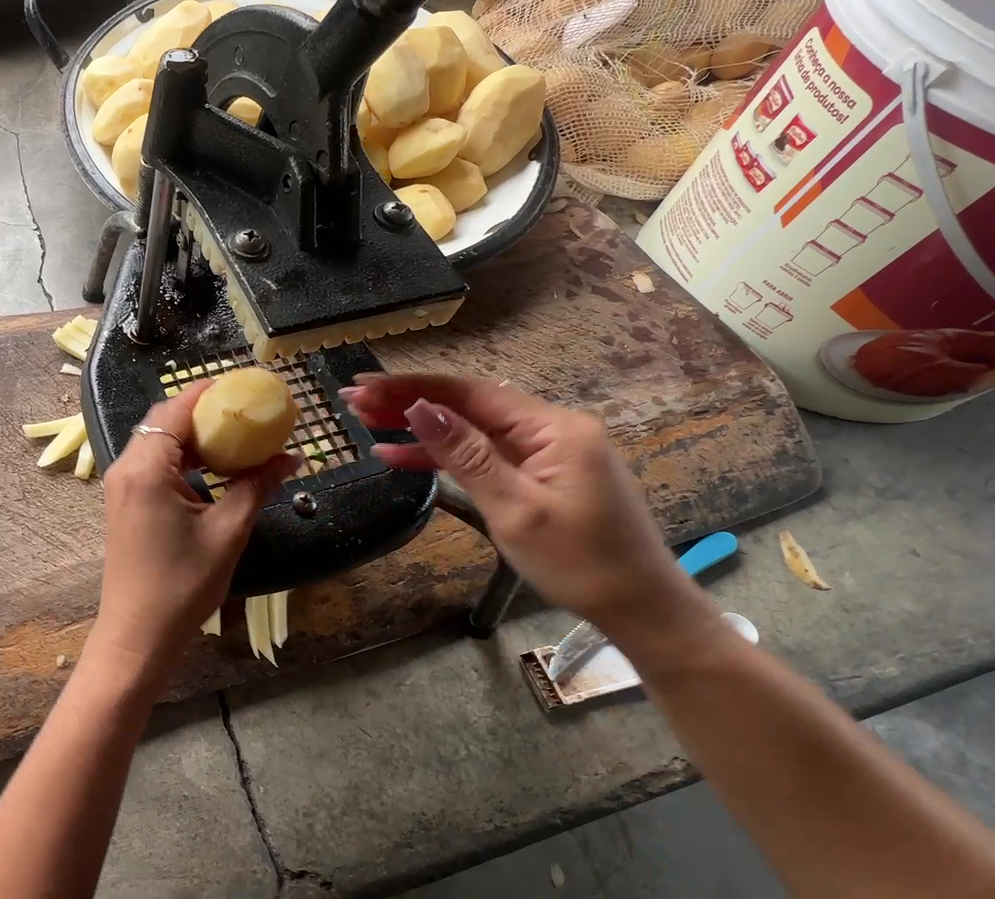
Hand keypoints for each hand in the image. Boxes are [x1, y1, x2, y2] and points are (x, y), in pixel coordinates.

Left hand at [93, 381, 299, 674]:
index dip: (207, 392)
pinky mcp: (125, 502)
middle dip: (203, 412)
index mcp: (146, 468)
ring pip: (157, 442)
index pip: (174, 410)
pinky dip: (182, 458)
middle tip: (245, 411)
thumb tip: (292, 457)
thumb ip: (256, 486)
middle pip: (163, 421)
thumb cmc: (183, 584)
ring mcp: (121, 486)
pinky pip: (153, 464)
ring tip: (237, 437)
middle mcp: (125, 468)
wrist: (138, 634)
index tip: (242, 384)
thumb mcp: (228, 531)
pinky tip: (213, 468)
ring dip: (194, 436)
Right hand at [341, 374, 698, 636]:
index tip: (365, 385)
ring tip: (365, 424)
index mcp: (552, 428)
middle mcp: (551, 428)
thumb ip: (466, 455)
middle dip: (408, 401)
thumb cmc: (581, 563)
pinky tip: (400, 457)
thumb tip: (421, 408)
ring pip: (471, 428)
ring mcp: (547, 451)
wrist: (641, 608)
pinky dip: (444, 455)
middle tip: (353, 402)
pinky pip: (484, 453)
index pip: (469, 393)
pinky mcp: (542, 473)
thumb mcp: (515, 510)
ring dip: (419, 427)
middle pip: (467, 405)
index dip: (412, 386)